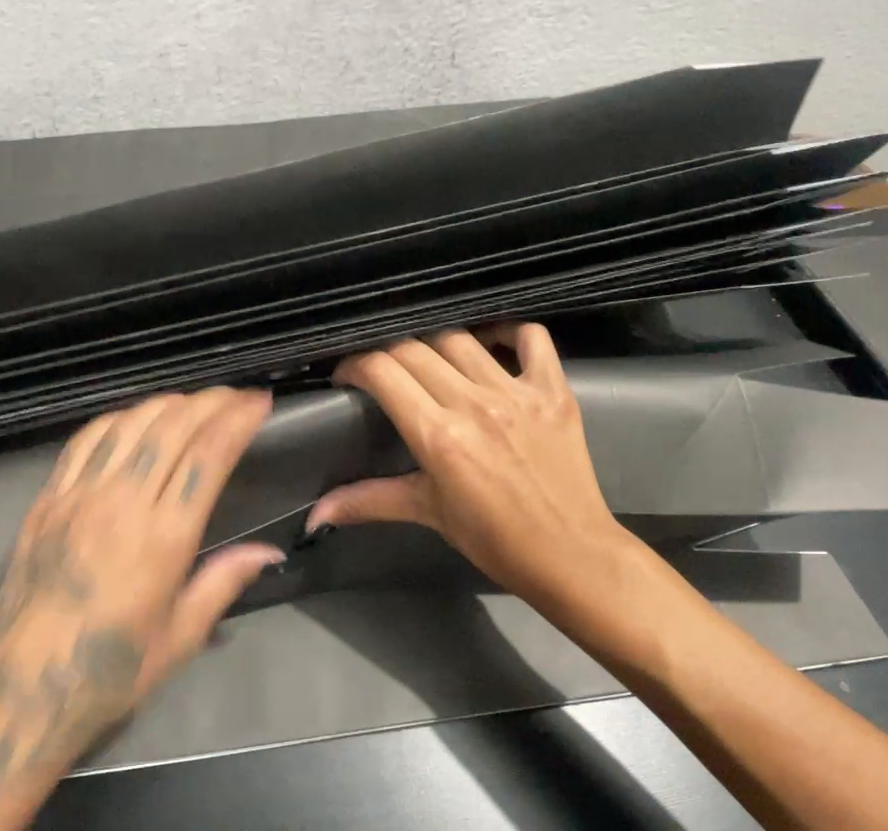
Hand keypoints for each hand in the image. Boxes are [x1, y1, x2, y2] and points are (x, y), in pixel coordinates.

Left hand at [0, 389, 283, 796]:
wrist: (23, 687)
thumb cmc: (112, 670)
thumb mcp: (180, 638)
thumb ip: (223, 583)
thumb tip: (269, 551)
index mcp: (162, 539)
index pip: (207, 456)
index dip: (236, 420)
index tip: (260, 402)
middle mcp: (121, 504)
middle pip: (170, 427)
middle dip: (209, 402)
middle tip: (235, 395)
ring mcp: (78, 496)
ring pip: (128, 425)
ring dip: (165, 403)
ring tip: (192, 402)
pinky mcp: (47, 499)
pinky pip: (85, 441)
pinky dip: (116, 419)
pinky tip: (133, 418)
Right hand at [307, 323, 626, 607]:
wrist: (571, 556)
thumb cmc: (494, 540)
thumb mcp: (427, 513)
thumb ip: (369, 501)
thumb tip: (315, 514)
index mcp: (437, 436)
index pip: (381, 371)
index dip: (354, 364)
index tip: (346, 375)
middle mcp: (473, 404)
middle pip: (413, 349)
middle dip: (386, 353)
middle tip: (383, 370)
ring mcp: (516, 393)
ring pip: (460, 338)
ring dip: (435, 343)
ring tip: (430, 359)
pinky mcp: (554, 390)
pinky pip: (530, 338)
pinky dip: (507, 331)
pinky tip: (490, 344)